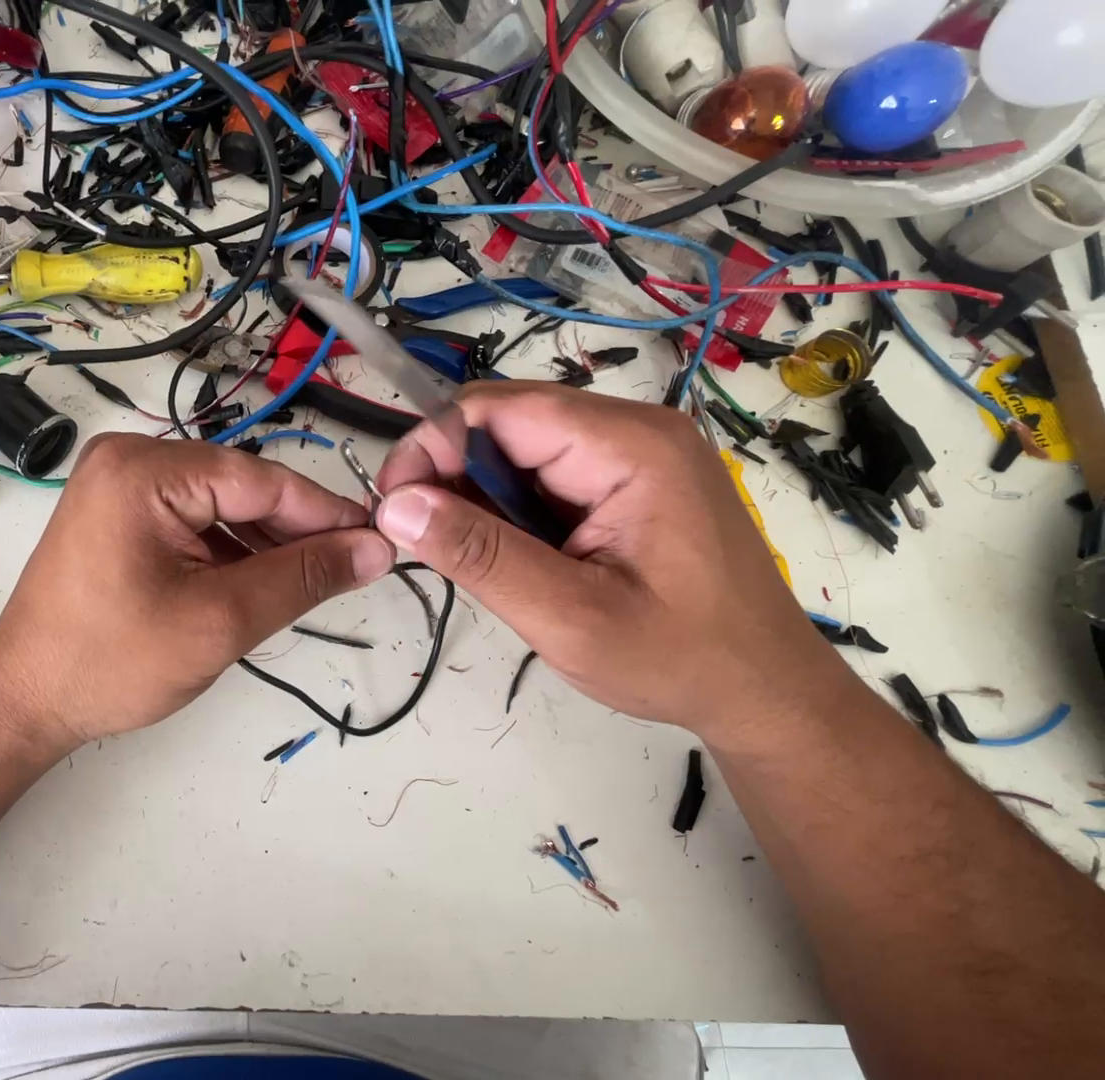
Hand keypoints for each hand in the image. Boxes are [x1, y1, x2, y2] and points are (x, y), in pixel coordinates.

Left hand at [0, 434, 395, 746]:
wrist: (24, 700)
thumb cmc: (113, 663)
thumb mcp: (220, 621)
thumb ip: (302, 578)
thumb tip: (374, 548)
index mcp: (143, 470)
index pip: (260, 480)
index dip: (325, 513)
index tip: (380, 541)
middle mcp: (125, 459)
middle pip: (237, 487)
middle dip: (292, 530)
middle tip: (348, 569)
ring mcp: (113, 485)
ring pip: (215, 505)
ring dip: (260, 542)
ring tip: (307, 582)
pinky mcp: (111, 514)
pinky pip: (186, 519)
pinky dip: (223, 549)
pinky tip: (255, 579)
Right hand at [373, 381, 843, 735]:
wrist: (763, 692)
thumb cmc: (676, 659)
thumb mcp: (567, 616)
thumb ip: (480, 556)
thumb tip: (394, 505)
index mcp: (630, 447)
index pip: (498, 409)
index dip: (431, 445)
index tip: (392, 507)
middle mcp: (633, 430)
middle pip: (504, 421)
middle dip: (446, 472)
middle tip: (416, 537)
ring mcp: (632, 453)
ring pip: (515, 447)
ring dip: (471, 493)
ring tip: (459, 553)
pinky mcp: (624, 480)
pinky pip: (540, 472)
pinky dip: (502, 507)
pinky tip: (500, 551)